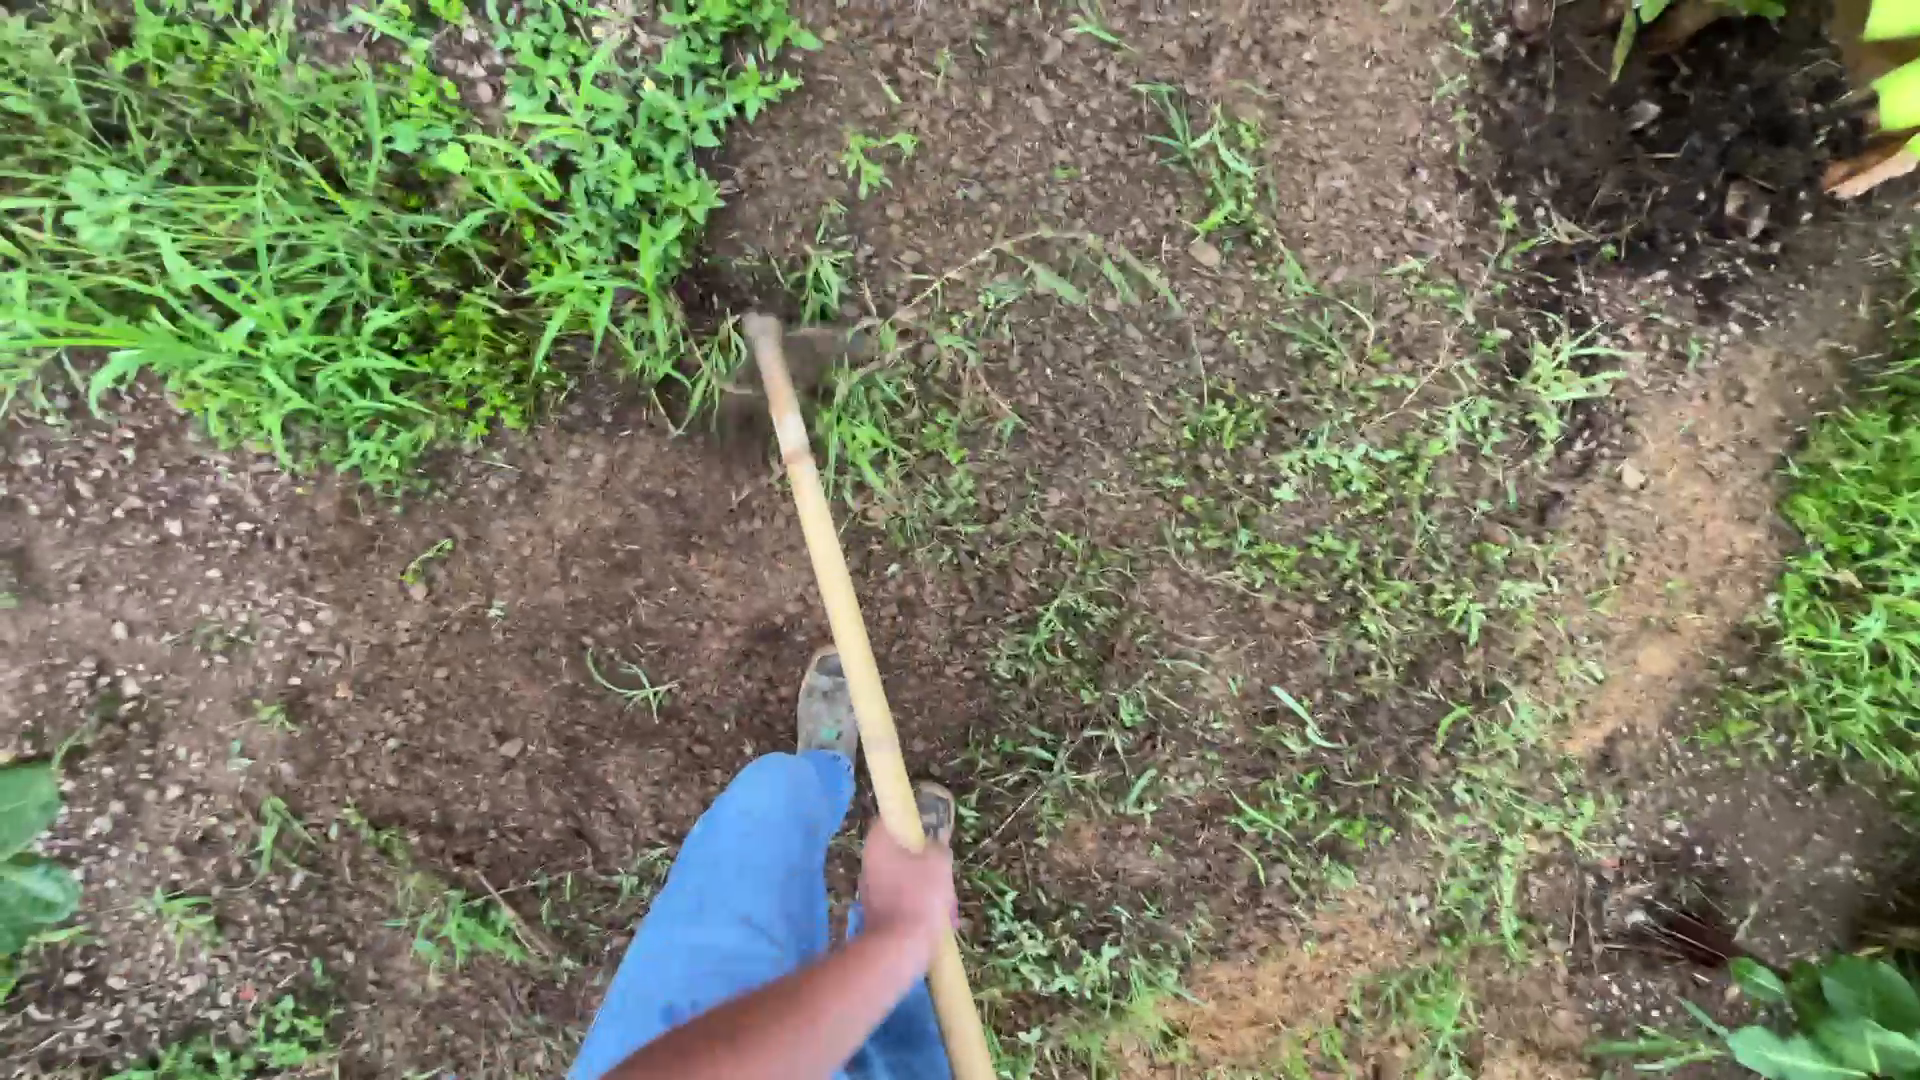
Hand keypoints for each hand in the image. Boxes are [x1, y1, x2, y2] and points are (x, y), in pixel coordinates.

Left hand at [857, 821, 955, 952]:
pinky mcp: (879, 913)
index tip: (933, 831)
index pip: (893, 818)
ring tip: (949, 909)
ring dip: (931, 890)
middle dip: (930, 865)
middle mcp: (870, 862)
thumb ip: (938, 847)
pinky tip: (942, 923)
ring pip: (908, 879)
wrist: (899, 949)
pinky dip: (922, 908)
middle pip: (904, 852)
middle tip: (947, 876)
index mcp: (878, 842)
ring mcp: (872, 889)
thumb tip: (935, 846)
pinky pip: (905, 900)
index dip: (914, 821)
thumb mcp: (939, 862)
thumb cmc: (919, 896)